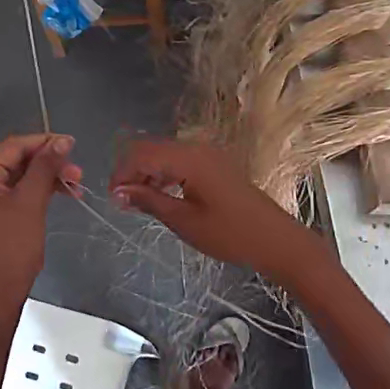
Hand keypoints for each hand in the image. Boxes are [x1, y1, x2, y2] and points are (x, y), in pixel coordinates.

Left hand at [0, 134, 79, 305]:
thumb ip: (45, 167)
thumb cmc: (12, 247)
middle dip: (49, 163)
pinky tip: (62, 192)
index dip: (44, 143)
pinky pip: (19, 191)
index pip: (13, 147)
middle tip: (76, 171)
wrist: (0, 291)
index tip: (72, 144)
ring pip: (21, 175)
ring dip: (48, 177)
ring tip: (75, 183)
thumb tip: (61, 141)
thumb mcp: (30, 202)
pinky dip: (40, 190)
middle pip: (17, 160)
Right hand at [109, 139, 324, 281]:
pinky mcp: (214, 164)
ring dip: (146, 173)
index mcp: (189, 159)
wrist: (276, 240)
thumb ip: (148, 201)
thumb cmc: (230, 234)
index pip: (141, 153)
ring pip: (163, 153)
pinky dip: (163, 174)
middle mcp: (197, 148)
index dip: (121, 173)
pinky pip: (179, 160)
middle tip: (122, 202)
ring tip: (138, 202)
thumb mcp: (184, 220)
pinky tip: (160, 195)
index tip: (113, 198)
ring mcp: (207, 154)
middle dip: (131, 171)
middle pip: (150, 148)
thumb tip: (118, 191)